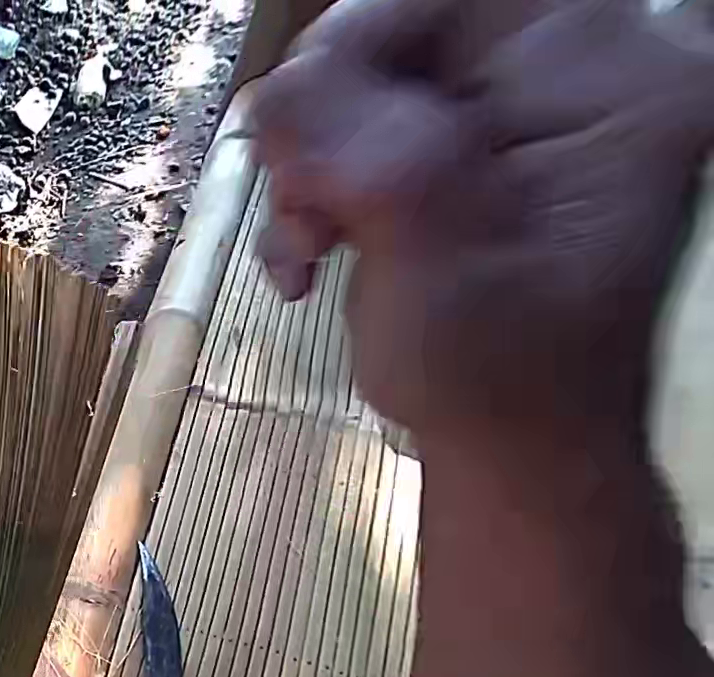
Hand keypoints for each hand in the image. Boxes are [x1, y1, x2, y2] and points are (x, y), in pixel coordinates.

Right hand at [254, 0, 713, 448]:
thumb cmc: (487, 357)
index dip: (357, 45)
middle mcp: (545, 99)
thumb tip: (280, 86)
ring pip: (351, 121)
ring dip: (299, 188)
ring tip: (304, 253)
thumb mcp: (433, 247)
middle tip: (299, 207)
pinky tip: (302, 269)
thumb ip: (371, 153)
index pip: (461, 0)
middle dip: (316, 135)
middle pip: (394, 57)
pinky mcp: (433, 195)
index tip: (287, 125)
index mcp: (593, 84)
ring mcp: (484, 151)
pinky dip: (302, 220)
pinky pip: (342, 173)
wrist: (501, 435)